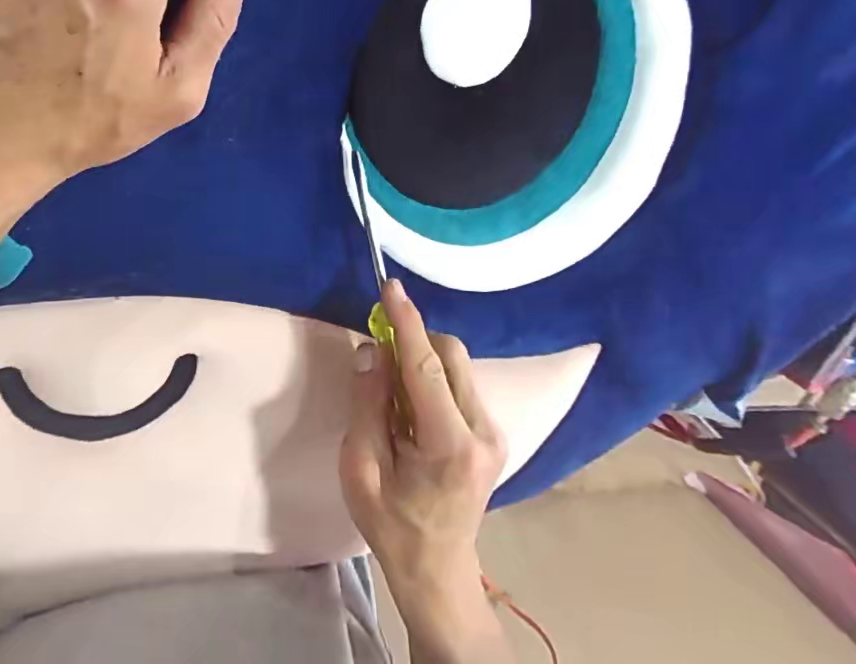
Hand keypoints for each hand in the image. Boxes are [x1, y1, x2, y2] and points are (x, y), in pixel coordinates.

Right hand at [341, 279, 511, 662]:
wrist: (437, 568)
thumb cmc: (390, 522)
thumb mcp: (360, 466)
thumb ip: (367, 404)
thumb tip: (371, 349)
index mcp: (449, 445)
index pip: (427, 367)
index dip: (406, 322)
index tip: (390, 286)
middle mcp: (483, 432)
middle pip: (450, 354)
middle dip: (413, 341)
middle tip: (377, 364)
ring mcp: (494, 432)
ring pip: (456, 365)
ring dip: (420, 362)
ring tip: (392, 402)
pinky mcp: (492, 433)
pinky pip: (458, 382)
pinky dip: (430, 378)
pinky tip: (410, 412)